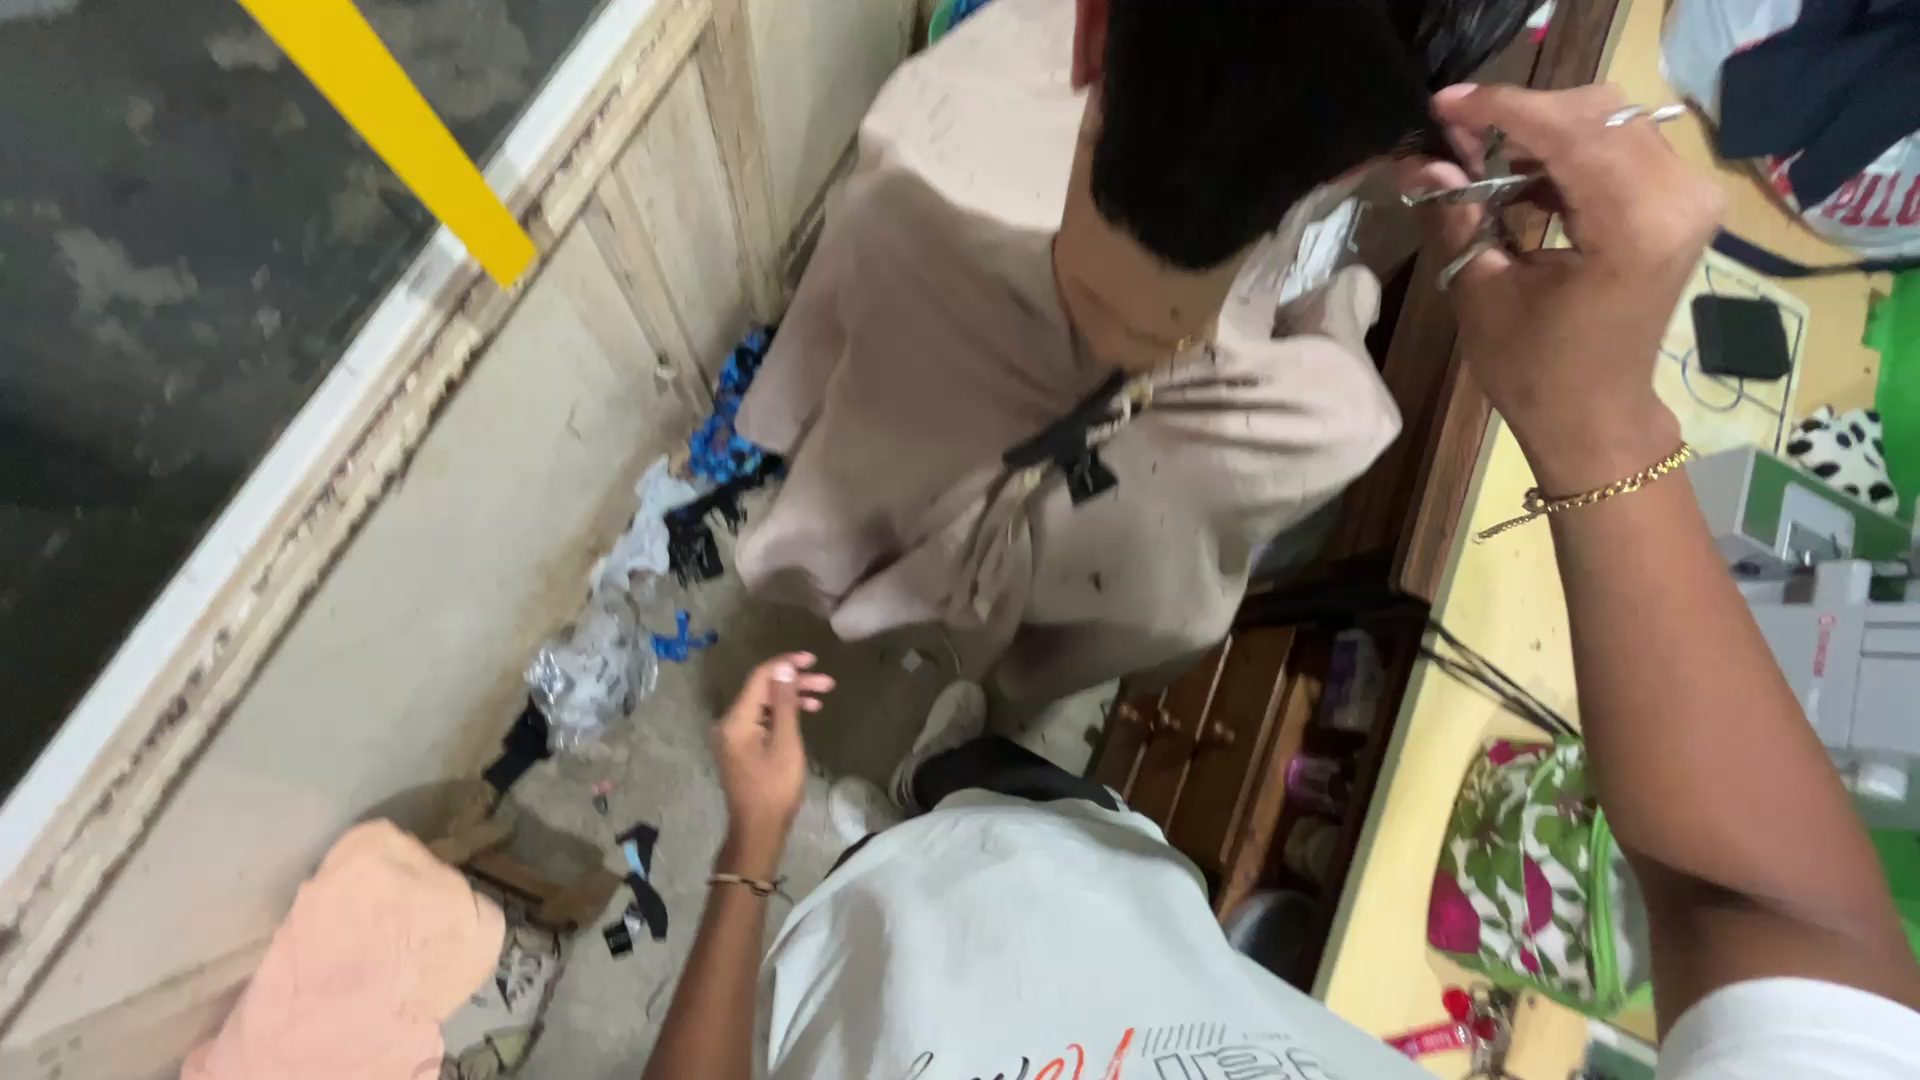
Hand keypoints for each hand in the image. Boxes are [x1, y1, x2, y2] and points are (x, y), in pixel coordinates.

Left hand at [709, 652, 834, 878]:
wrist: (759, 830)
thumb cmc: (775, 787)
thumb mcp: (786, 742)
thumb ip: (785, 702)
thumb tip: (784, 667)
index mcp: (736, 720)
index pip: (760, 677)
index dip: (786, 664)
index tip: (812, 659)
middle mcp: (729, 722)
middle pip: (763, 689)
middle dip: (795, 683)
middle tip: (827, 682)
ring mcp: (733, 735)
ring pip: (765, 703)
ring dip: (792, 697)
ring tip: (823, 695)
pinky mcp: (741, 745)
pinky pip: (762, 718)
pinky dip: (783, 713)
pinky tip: (805, 712)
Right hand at [1398, 83, 1723, 493]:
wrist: (1592, 413)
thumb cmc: (1532, 369)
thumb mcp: (1483, 293)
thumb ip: (1459, 218)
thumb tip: (1422, 166)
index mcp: (1634, 224)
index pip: (1572, 132)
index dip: (1502, 110)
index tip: (1444, 105)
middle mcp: (1680, 196)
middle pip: (1599, 114)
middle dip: (1520, 116)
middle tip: (1454, 134)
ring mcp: (1688, 197)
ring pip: (1612, 125)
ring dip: (1541, 133)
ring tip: (1476, 157)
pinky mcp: (1678, 204)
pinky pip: (1621, 152)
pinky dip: (1565, 155)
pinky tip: (1517, 177)